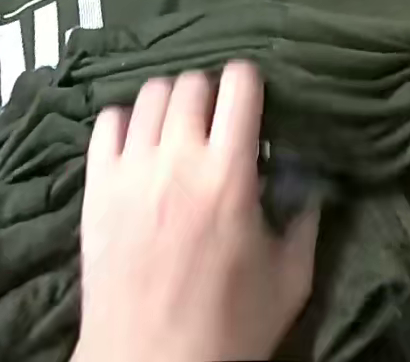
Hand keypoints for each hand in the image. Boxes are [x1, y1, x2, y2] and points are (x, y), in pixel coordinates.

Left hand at [73, 61, 319, 361]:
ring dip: (170, 102)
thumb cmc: (227, 329)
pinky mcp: (97, 182)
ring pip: (150, 93)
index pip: (239, 84)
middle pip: (192, 81)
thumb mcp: (288, 281)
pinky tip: (138, 142)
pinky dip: (125, 121)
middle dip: (209, 92)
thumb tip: (312, 181)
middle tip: (215, 119)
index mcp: (228, 174)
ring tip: (177, 128)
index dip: (249, 80)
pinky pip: (107, 121)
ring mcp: (131, 166)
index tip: (251, 95)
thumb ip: (306, 223)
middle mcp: (178, 157)